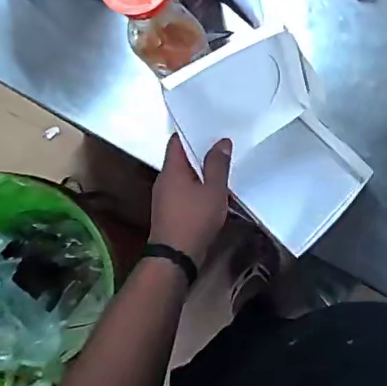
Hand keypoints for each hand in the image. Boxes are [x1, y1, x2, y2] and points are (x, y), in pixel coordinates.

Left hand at [149, 135, 232, 264]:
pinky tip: (212, 193)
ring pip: (183, 176)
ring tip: (222, 167)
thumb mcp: (213, 190)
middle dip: (200, 152)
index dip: (192, 131)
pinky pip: (183, 192)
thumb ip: (217, 164)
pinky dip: (197, 188)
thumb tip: (221, 141)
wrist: (175, 257)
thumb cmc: (194, 219)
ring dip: (200, 172)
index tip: (211, 127)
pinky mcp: (169, 212)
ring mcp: (164, 197)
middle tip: (222, 145)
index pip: (177, 140)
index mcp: (171, 169)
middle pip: (181, 158)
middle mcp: (164, 179)